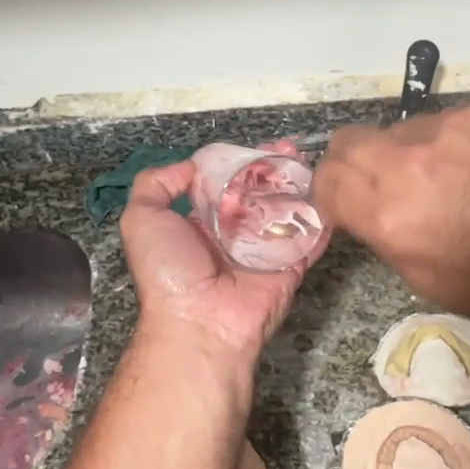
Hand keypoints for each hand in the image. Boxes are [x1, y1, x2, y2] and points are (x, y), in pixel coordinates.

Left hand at [118, 145, 325, 359]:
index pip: (226, 185)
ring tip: (308, 162)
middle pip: (260, 194)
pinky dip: (322, 218)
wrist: (199, 322)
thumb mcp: (141, 219)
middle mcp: (234, 235)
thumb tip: (191, 166)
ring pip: (287, 210)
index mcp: (201, 224)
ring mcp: (264, 251)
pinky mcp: (290, 267)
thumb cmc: (168, 269)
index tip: (256, 146)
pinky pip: (309, 239)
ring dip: (300, 185)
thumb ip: (156, 185)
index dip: (240, 163)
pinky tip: (328, 191)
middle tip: (290, 148)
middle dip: (275, 169)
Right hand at [312, 99, 469, 325]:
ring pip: (400, 129)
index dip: (327, 193)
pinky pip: (446, 120)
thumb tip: (367, 208)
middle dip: (352, 164)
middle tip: (378, 185)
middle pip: (349, 141)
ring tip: (446, 179)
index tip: (342, 203)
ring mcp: (450, 127)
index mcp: (390, 213)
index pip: (327, 180)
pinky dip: (450, 141)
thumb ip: (383, 234)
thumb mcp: (425, 280)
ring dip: (407, 152)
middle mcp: (410, 161)